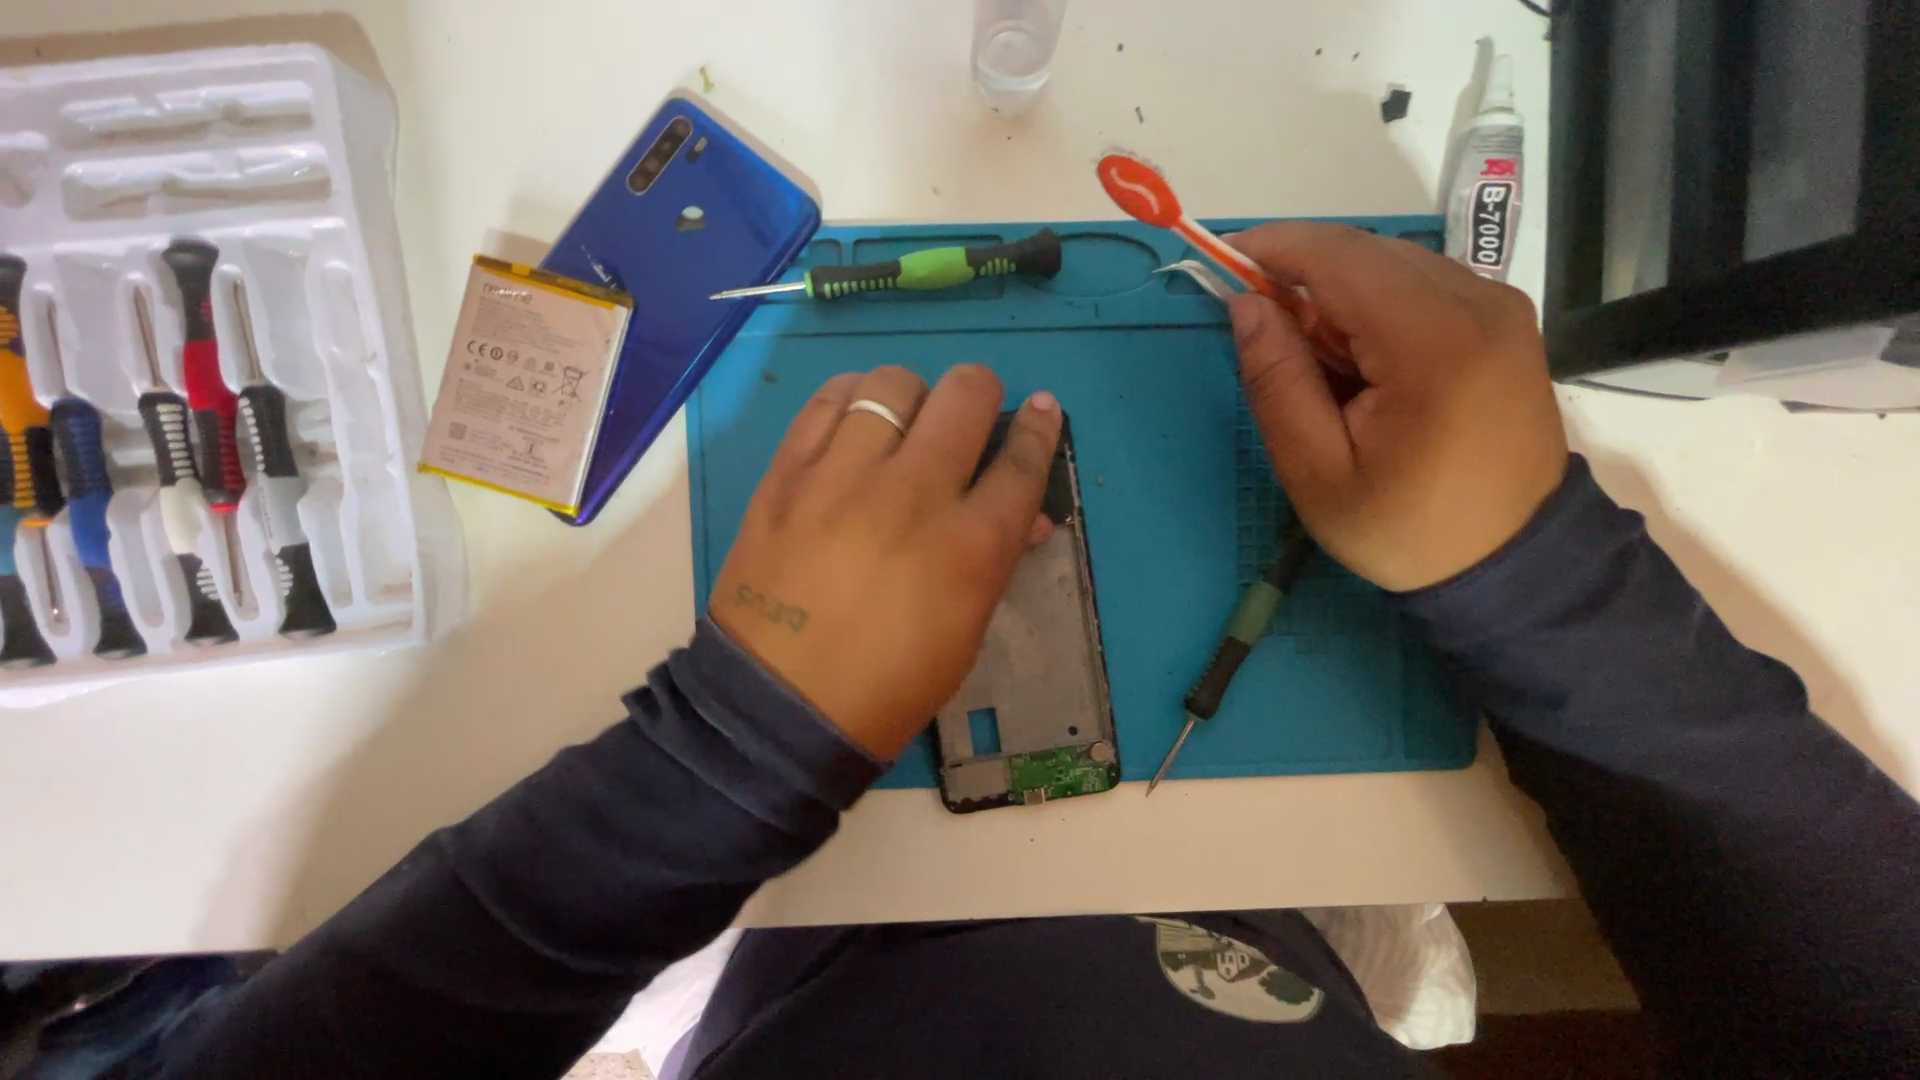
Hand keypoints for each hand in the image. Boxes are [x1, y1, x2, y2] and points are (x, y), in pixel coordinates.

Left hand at [711, 365, 1060, 759]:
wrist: (779, 705)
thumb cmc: (889, 683)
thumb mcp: (965, 631)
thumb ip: (997, 560)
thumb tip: (1027, 517)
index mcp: (970, 546)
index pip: (1022, 463)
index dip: (1040, 430)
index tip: (1043, 410)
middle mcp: (913, 495)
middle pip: (965, 396)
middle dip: (980, 394)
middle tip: (968, 415)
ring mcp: (843, 478)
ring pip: (893, 384)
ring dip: (912, 396)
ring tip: (902, 423)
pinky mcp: (787, 475)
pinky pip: (826, 401)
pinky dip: (851, 397)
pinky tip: (854, 420)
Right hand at [1228, 223, 1567, 591]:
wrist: (1512, 561)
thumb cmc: (1404, 528)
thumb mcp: (1317, 471)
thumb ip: (1277, 381)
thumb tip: (1245, 304)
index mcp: (1435, 345)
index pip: (1342, 258)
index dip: (1275, 247)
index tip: (1222, 259)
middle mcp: (1480, 304)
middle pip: (1367, 254)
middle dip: (1303, 278)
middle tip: (1266, 339)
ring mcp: (1501, 308)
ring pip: (1393, 265)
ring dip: (1338, 297)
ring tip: (1317, 367)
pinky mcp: (1505, 320)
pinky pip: (1422, 285)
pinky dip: (1373, 307)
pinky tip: (1361, 363)